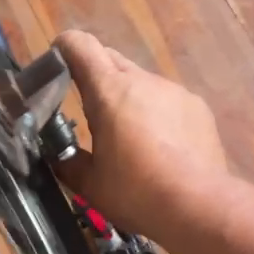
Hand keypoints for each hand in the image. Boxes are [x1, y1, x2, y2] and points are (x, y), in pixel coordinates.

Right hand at [53, 30, 230, 233]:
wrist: (195, 205)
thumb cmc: (134, 193)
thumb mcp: (90, 185)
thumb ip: (69, 163)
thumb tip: (58, 155)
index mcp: (109, 93)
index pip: (81, 47)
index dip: (65, 48)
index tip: (56, 59)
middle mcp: (143, 81)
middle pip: (112, 62)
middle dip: (96, 77)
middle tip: (88, 111)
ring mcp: (174, 91)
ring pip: (142, 84)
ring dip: (129, 101)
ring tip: (128, 140)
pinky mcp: (196, 108)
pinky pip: (167, 103)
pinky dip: (156, 117)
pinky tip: (159, 150)